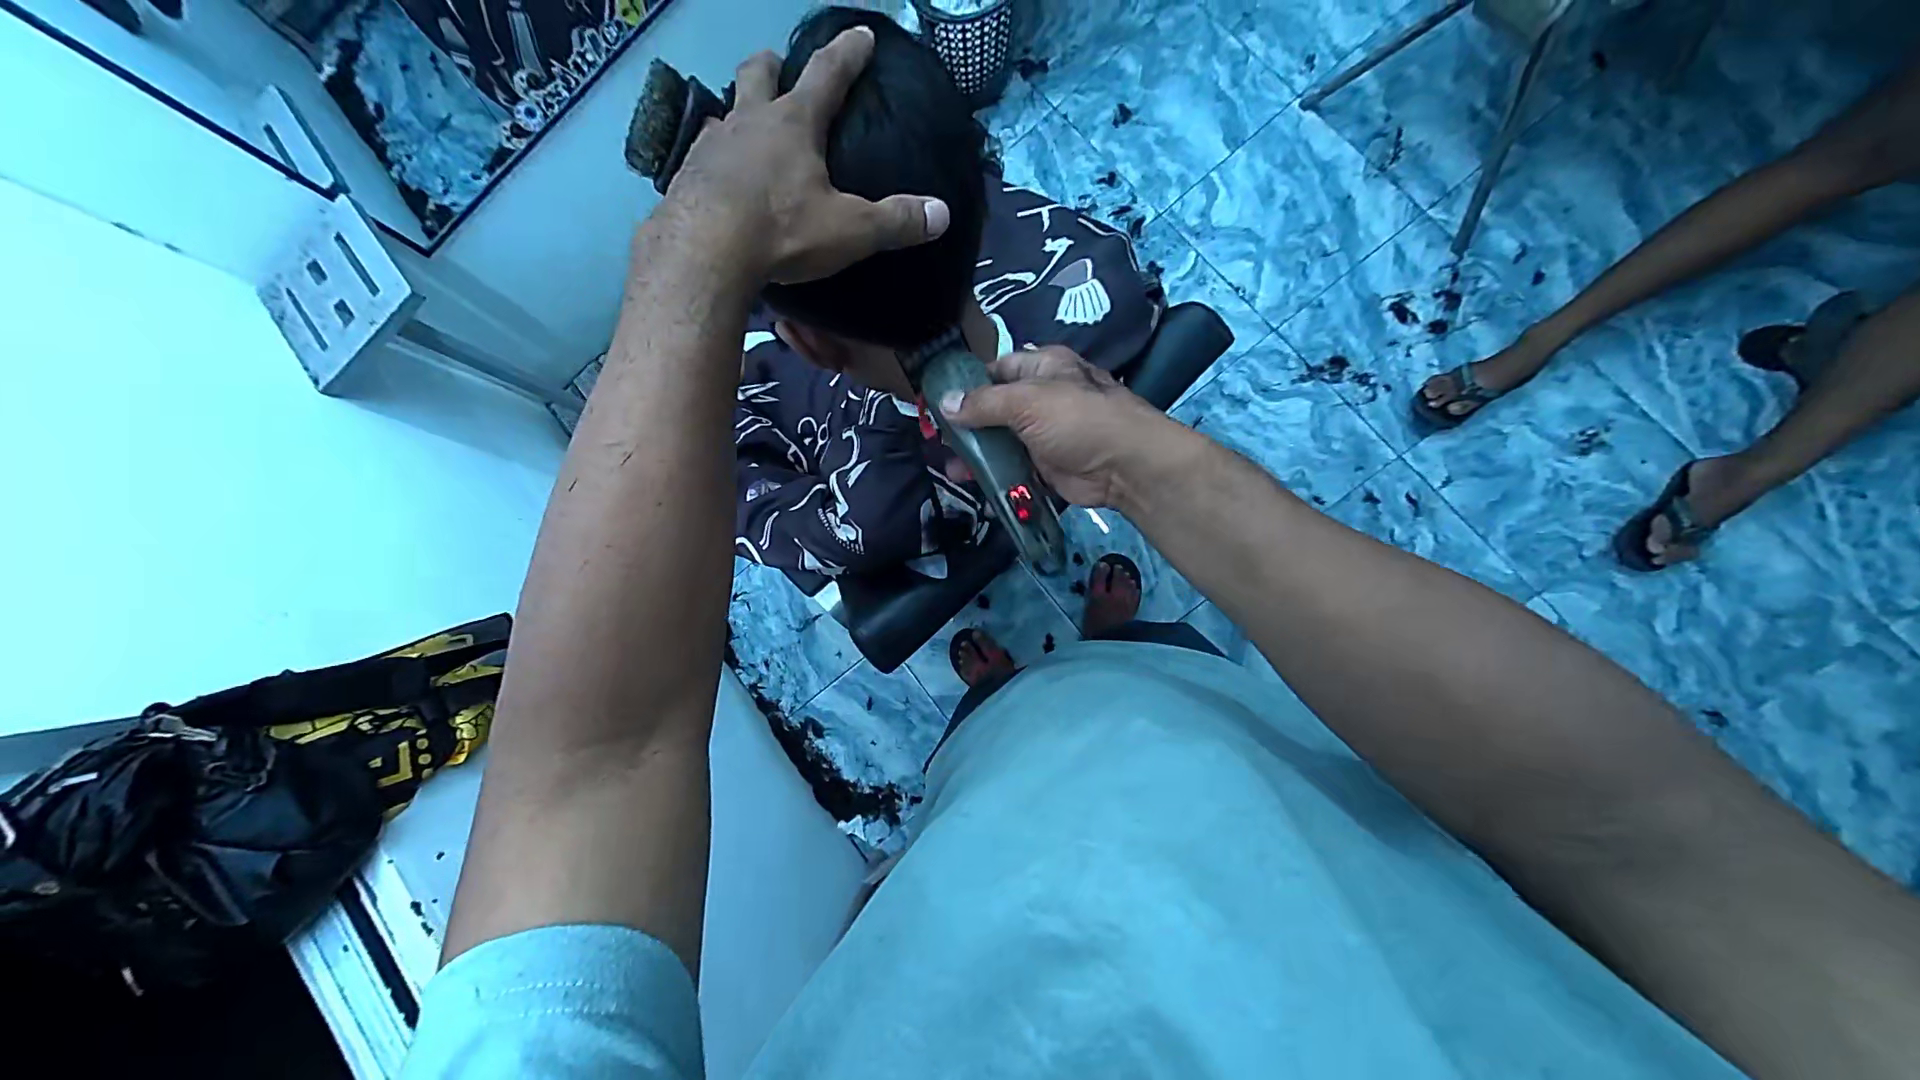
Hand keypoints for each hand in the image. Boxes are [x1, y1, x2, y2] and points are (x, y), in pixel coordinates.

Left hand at [667, 28, 950, 283]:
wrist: (705, 252)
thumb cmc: (783, 230)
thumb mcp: (850, 230)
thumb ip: (895, 221)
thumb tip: (942, 213)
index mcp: (794, 124)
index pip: (828, 74)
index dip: (849, 53)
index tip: (862, 34)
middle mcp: (749, 121)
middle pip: (758, 73)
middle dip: (773, 66)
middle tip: (781, 69)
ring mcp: (711, 145)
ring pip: (725, 111)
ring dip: (739, 112)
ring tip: (748, 131)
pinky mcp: (685, 175)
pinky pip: (703, 154)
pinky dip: (716, 158)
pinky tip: (720, 177)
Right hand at [938, 347, 1195, 508]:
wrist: (1125, 466)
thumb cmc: (1078, 420)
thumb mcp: (1028, 402)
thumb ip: (984, 403)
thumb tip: (945, 403)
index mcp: (1043, 366)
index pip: (997, 369)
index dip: (968, 384)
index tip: (939, 403)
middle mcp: (1043, 396)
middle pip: (995, 408)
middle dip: (968, 425)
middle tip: (939, 442)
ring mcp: (1045, 433)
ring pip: (1002, 441)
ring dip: (977, 455)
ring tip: (951, 469)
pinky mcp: (1048, 465)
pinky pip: (1014, 468)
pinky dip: (996, 475)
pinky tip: (973, 484)